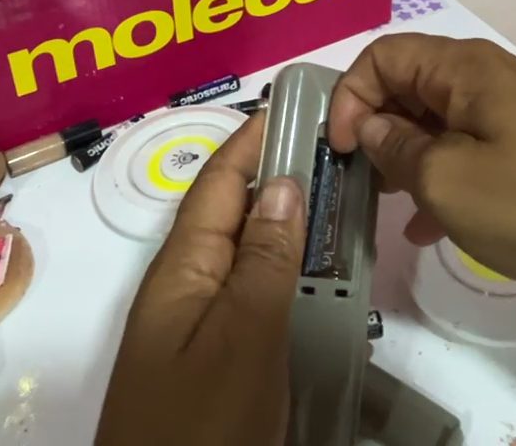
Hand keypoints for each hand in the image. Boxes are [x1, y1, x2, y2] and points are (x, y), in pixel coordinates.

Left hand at [95, 118, 306, 445]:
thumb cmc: (200, 424)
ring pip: (244, 251)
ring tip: (333, 196)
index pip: (220, 181)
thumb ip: (264, 259)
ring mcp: (195, 324)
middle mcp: (184, 286)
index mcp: (181, 268)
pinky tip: (315, 275)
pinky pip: (252, 292)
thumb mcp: (240, 338)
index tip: (294, 102)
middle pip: (231, 210)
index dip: (253, 137)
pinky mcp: (212, 358)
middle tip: (331, 147)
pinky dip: (285, 269)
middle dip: (274, 171)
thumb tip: (285, 181)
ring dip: (284, 219)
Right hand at [327, 34, 515, 307]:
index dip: (350, 96)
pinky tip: (429, 226)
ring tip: (389, 206)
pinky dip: (440, 176)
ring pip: (435, 120)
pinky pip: (467, 147)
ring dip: (404, 156)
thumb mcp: (448, 182)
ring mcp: (511, 111)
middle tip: (358, 183)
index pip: (383, 55)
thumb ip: (394, 148)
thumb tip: (367, 127)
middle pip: (408, 83)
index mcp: (464, 68)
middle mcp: (486, 76)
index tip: (338, 152)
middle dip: (373, 127)